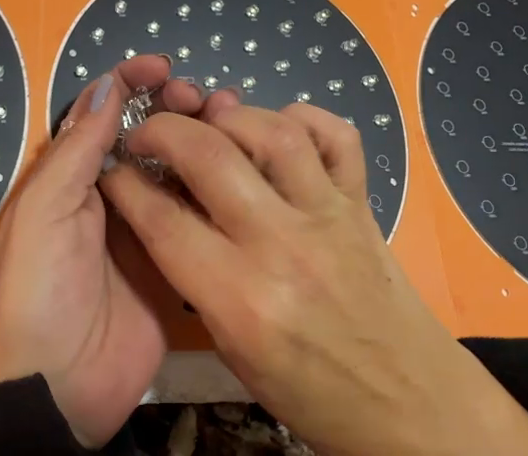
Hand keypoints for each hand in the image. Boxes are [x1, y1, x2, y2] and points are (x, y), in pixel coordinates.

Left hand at [0, 55, 203, 446]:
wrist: (57, 386)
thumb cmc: (40, 287)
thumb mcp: (45, 210)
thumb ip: (78, 148)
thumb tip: (108, 84)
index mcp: (72, 174)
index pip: (103, 110)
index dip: (130, 80)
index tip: (163, 66)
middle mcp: (112, 191)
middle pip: (148, 131)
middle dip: (173, 103)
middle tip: (202, 97)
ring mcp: (148, 226)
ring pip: (179, 165)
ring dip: (203, 135)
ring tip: (233, 117)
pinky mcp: (178, 260)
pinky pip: (201, 212)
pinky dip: (222, 184)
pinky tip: (246, 167)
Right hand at [101, 90, 527, 455]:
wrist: (414, 411)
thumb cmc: (313, 395)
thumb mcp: (235, 351)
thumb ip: (195, 277)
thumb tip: (162, 208)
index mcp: (241, 301)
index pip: (161, 219)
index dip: (125, 184)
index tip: (113, 170)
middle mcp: (283, 248)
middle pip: (209, 157)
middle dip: (163, 130)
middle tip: (147, 132)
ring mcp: (329, 218)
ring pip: (273, 132)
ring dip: (229, 117)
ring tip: (211, 126)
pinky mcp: (363, 204)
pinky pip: (337, 137)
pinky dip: (304, 117)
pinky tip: (279, 129)